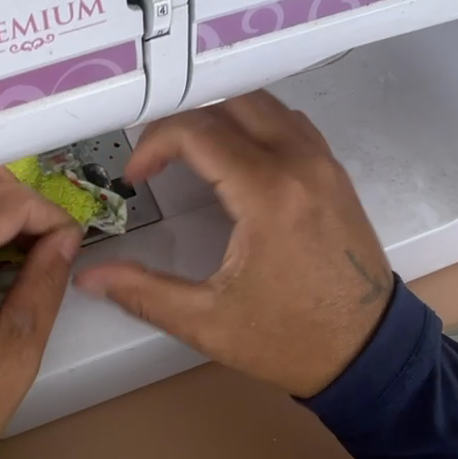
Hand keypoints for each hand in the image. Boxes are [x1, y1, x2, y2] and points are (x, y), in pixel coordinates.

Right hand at [74, 91, 391, 397]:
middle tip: (157, 158)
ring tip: (188, 153)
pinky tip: (235, 154)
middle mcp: (298, 162)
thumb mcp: (208, 321)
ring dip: (218, 115)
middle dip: (182, 122)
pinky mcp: (334, 170)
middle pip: (227, 102)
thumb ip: (143, 292)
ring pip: (261, 103)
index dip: (153, 144)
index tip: (136, 177)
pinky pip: (288, 121)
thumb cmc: (289, 338)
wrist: (370, 355)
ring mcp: (322, 161)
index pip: (196, 132)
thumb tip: (88, 277)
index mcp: (267, 192)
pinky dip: (254, 122)